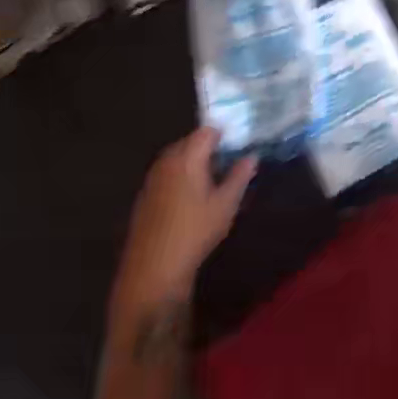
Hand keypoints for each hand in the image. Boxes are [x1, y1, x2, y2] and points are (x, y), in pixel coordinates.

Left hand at [117, 128, 256, 298]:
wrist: (154, 267)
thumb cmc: (196, 231)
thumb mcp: (226, 204)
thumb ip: (240, 176)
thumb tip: (251, 156)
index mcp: (187, 158)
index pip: (207, 131)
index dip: (225, 134)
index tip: (241, 144)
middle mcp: (167, 161)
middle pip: (190, 141)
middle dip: (210, 147)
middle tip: (231, 162)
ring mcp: (153, 177)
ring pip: (177, 157)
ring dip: (195, 161)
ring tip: (215, 179)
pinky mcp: (146, 194)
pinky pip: (167, 173)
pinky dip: (181, 175)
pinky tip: (192, 196)